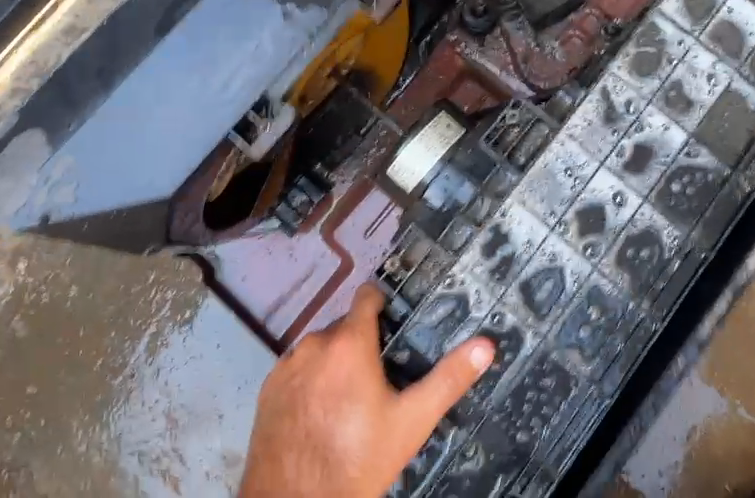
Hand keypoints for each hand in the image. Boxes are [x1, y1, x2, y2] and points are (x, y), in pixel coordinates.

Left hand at [237, 285, 493, 497]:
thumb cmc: (358, 458)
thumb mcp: (411, 422)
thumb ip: (448, 379)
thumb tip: (486, 346)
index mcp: (350, 342)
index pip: (367, 297)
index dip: (383, 304)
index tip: (395, 320)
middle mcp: (315, 343)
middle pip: (345, 327)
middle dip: (362, 344)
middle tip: (380, 378)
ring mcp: (288, 364)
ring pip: (320, 349)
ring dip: (334, 362)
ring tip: (351, 400)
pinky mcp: (268, 388)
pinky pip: (297, 370)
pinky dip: (310, 381)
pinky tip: (322, 413)